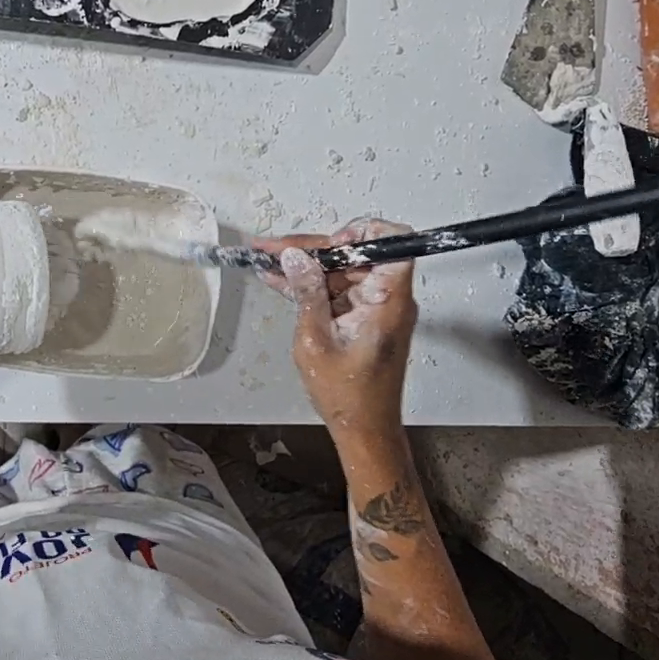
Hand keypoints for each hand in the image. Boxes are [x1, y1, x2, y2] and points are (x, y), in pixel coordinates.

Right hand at [256, 218, 417, 440]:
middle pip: (355, 254)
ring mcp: (375, 307)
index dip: (361, 232)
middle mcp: (388, 297)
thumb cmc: (345, 392)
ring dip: (304, 266)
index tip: (327, 243)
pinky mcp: (363, 317)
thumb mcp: (315, 339)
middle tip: (271, 248)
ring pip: (341, 271)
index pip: (393, 242)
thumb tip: (294, 255)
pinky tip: (278, 279)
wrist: (362, 427)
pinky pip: (337, 290)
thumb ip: (307, 293)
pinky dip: (310, 285)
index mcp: (387, 299)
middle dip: (313, 248)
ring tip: (265, 261)